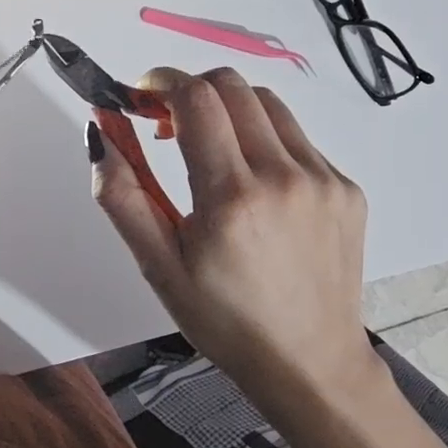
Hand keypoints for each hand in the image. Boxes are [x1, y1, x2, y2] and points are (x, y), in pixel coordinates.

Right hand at [88, 68, 380, 409]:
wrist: (311, 364)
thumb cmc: (223, 319)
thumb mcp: (155, 263)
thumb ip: (121, 192)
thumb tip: (100, 130)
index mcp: (232, 196)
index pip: (196, 97)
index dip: (159, 83)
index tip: (137, 100)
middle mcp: (285, 176)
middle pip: (231, 85)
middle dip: (188, 89)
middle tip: (163, 123)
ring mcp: (324, 180)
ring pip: (267, 102)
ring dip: (225, 108)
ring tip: (204, 147)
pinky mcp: (346, 189)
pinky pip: (295, 137)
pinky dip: (260, 137)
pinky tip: (246, 179)